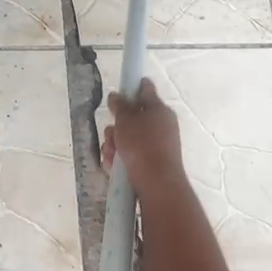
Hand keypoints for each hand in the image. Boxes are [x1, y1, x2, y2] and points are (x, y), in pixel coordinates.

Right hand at [102, 78, 185, 196]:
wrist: (156, 183)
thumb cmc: (142, 144)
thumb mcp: (125, 120)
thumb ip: (119, 105)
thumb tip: (116, 95)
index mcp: (159, 109)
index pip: (146, 90)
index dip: (132, 87)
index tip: (120, 90)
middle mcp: (161, 125)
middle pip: (132, 117)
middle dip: (116, 126)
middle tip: (111, 134)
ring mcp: (157, 144)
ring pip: (127, 137)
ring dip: (114, 144)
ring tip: (111, 155)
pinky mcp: (151, 162)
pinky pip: (130, 154)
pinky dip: (120, 158)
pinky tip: (113, 165)